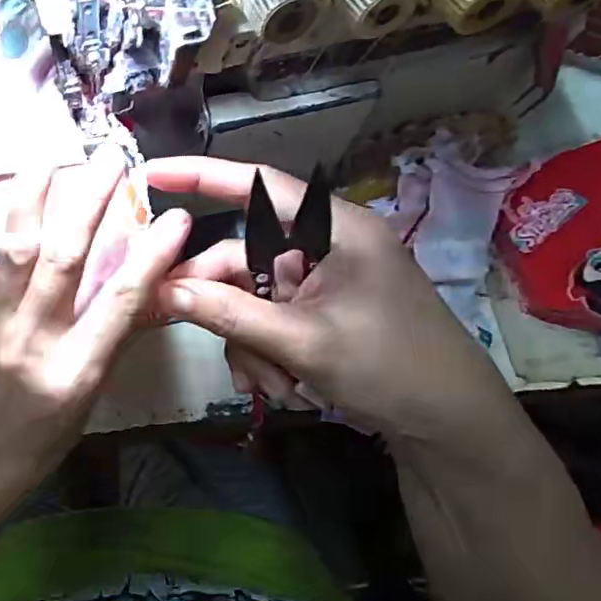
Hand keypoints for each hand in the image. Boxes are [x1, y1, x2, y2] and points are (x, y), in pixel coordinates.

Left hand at [0, 150, 192, 528]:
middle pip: (66, 260)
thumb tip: (152, 285)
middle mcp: (35, 341)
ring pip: (14, 253)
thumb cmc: (45, 435)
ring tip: (48, 159)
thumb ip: (117, 337)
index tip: (176, 216)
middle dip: (91, 202)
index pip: (123, 301)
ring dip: (32, 200)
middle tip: (110, 158)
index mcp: (78, 368)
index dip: (153, 254)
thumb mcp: (93, 393)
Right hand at [146, 156, 516, 448]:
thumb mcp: (302, 341)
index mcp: (334, 229)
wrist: (449, 427)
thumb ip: (229, 313)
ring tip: (275, 385)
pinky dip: (264, 354)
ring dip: (249, 344)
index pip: (257, 186)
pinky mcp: (318, 314)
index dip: (202, 176)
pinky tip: (284, 388)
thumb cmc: (390, 368)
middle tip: (188, 332)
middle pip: (242, 257)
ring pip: (249, 298)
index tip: (152, 174)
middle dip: (225, 306)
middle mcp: (323, 247)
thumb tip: (162, 290)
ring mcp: (319, 283)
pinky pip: (266, 322)